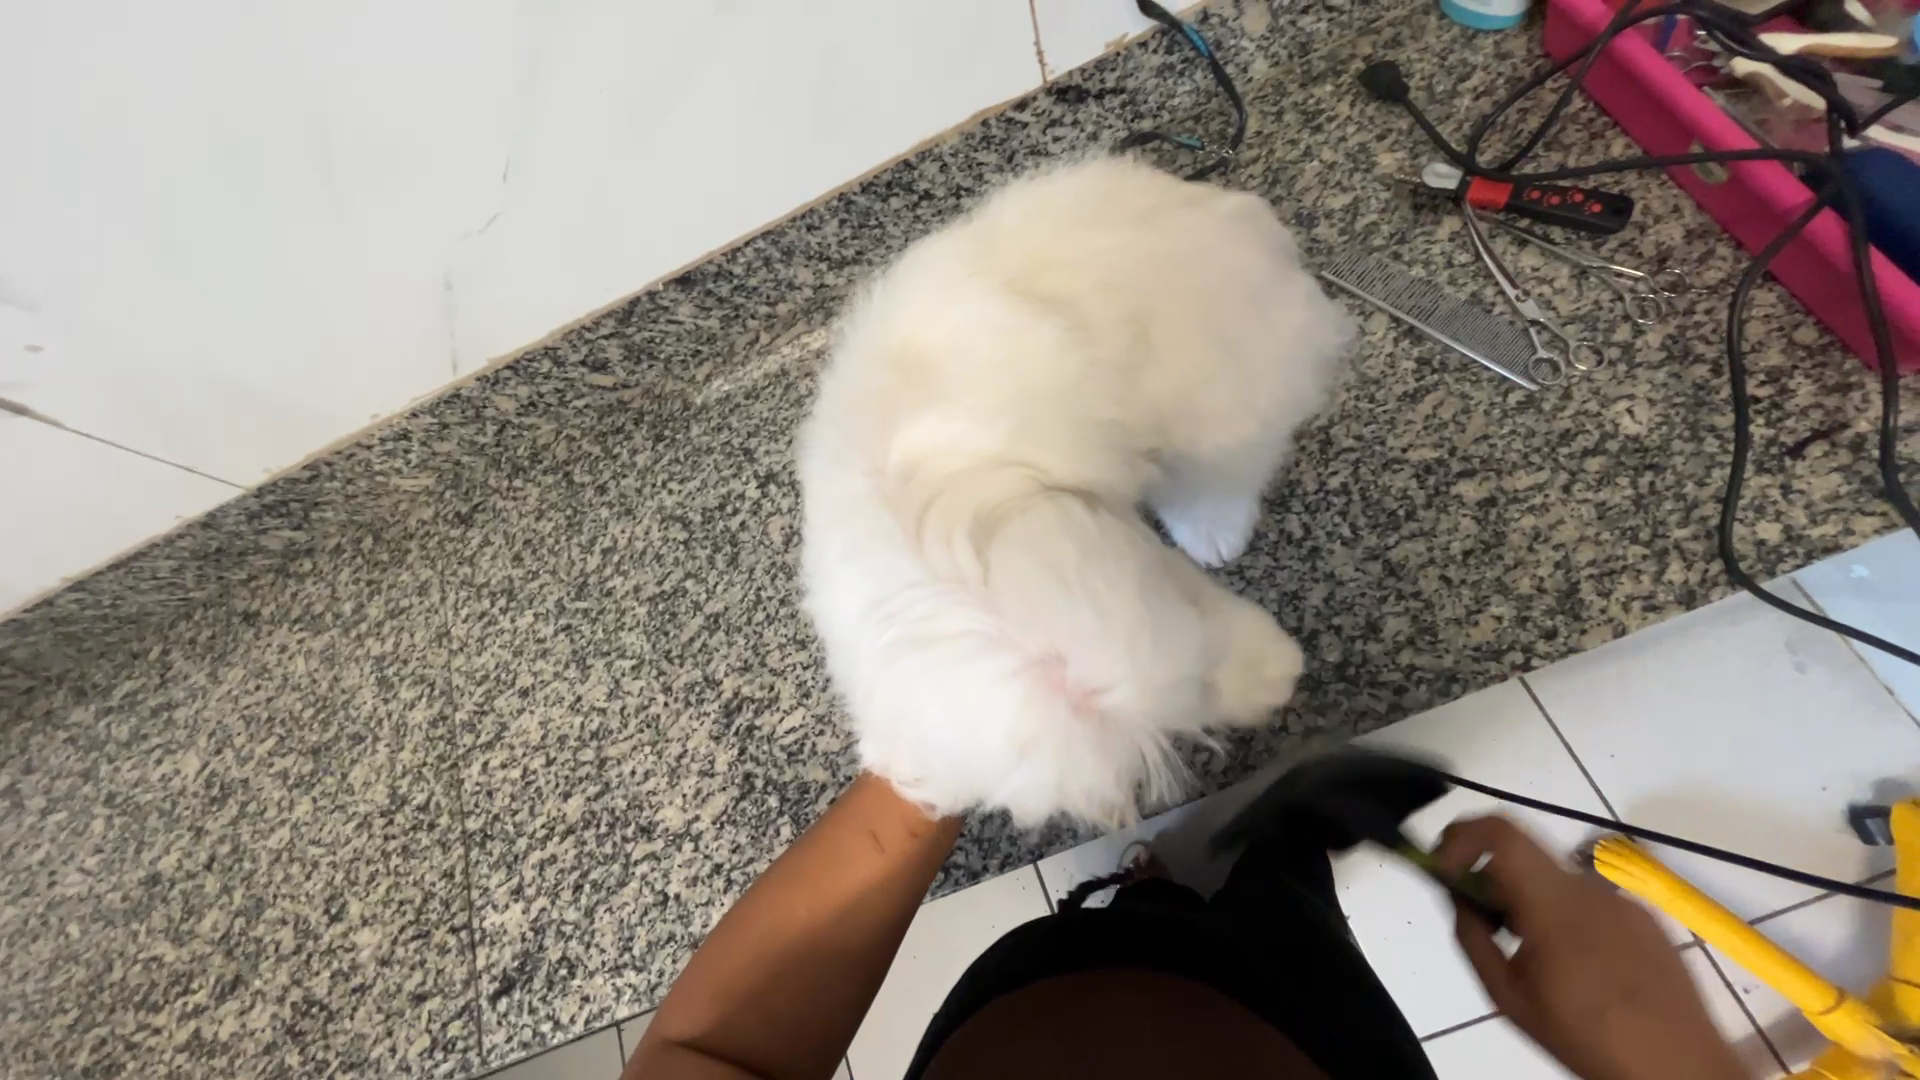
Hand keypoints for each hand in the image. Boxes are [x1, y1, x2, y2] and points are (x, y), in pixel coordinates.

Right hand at [1434, 816, 1746, 1079]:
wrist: (1689, 1079)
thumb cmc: (1588, 1039)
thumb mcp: (1507, 997)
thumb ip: (1471, 936)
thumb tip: (1457, 897)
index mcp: (1555, 905)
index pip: (1501, 832)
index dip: (1463, 835)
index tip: (1447, 867)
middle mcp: (1592, 890)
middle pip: (1522, 854)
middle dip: (1490, 874)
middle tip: (1483, 913)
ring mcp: (1626, 904)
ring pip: (1554, 878)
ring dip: (1528, 897)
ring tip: (1532, 947)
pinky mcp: (1649, 921)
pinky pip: (1589, 900)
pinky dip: (1565, 914)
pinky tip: (1575, 961)